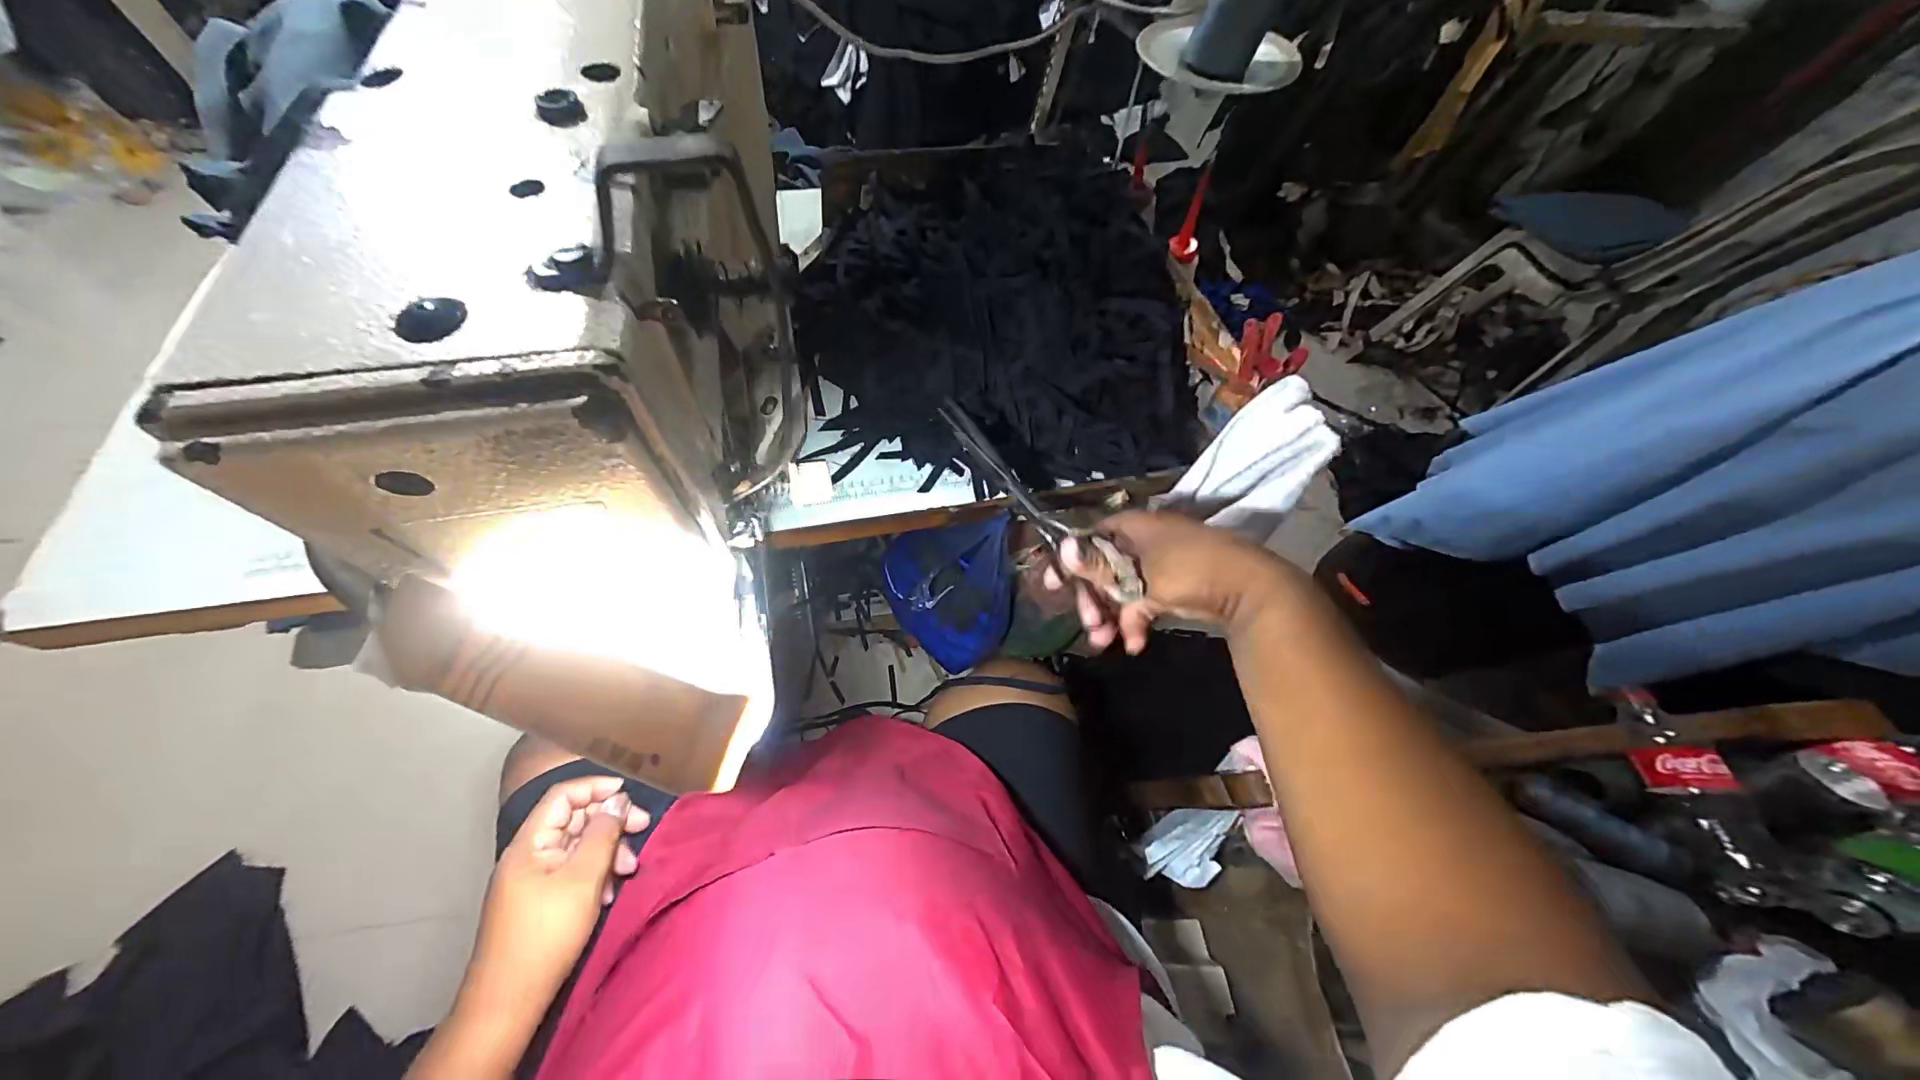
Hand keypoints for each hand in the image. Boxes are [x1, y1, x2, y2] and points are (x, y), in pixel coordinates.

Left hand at [463, 776, 651, 1010]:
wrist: (509, 1000)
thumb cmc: (547, 933)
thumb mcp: (583, 878)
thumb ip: (603, 833)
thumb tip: (618, 800)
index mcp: (530, 843)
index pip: (563, 796)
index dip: (596, 787)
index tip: (629, 794)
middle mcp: (529, 854)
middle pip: (575, 819)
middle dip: (611, 821)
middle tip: (642, 828)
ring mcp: (534, 878)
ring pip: (579, 846)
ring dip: (608, 850)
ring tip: (627, 870)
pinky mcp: (542, 899)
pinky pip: (574, 870)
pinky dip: (596, 873)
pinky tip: (610, 891)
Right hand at [1044, 510, 1302, 653]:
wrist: (1247, 589)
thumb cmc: (1189, 570)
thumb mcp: (1140, 572)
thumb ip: (1100, 566)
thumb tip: (1062, 549)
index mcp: (1133, 526)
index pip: (1090, 538)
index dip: (1070, 560)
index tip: (1053, 585)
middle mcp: (1142, 542)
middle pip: (1102, 569)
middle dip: (1092, 599)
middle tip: (1088, 623)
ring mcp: (1157, 566)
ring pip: (1120, 591)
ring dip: (1109, 617)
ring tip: (1104, 642)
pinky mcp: (1170, 589)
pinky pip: (1142, 604)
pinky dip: (1136, 623)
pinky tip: (1136, 644)